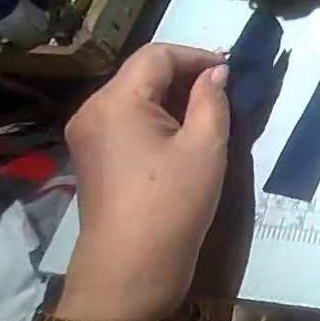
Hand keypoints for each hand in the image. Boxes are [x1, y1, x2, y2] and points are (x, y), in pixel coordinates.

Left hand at [61, 44, 229, 320]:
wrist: (131, 266)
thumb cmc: (173, 200)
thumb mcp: (206, 145)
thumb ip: (212, 100)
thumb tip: (216, 73)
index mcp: (116, 102)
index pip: (157, 55)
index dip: (197, 55)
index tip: (231, 71)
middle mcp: (93, 110)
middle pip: (142, 72)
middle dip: (186, 73)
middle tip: (226, 90)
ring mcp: (88, 134)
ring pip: (135, 94)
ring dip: (173, 94)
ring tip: (210, 111)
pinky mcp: (93, 154)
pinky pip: (127, 117)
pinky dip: (158, 114)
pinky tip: (183, 133)